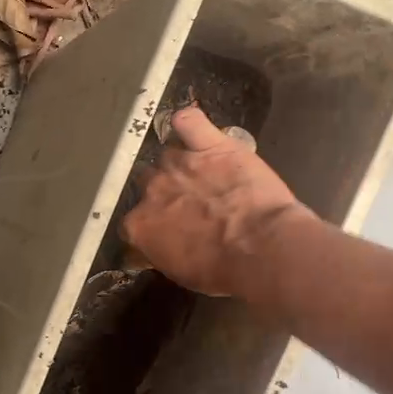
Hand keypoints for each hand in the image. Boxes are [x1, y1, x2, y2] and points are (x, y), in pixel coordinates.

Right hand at [122, 105, 312, 296]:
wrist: (261, 248)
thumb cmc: (221, 270)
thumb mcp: (178, 271)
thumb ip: (157, 251)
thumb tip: (148, 250)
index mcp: (139, 225)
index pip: (131, 220)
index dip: (148, 223)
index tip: (162, 229)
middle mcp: (151, 190)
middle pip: (146, 182)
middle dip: (161, 191)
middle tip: (184, 202)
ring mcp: (179, 164)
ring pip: (167, 155)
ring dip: (177, 164)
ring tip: (197, 172)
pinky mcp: (211, 145)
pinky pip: (190, 122)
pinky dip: (186, 122)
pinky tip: (187, 124)